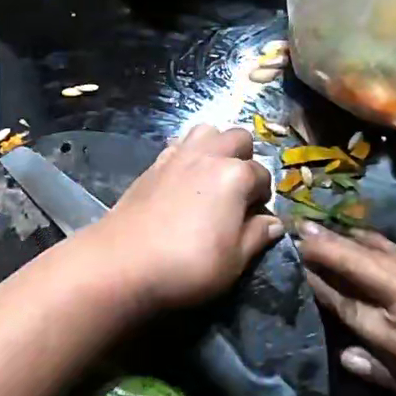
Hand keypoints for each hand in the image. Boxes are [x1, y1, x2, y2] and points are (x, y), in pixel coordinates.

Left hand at [84, 124, 280, 313]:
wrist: (120, 265)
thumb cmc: (187, 265)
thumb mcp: (234, 261)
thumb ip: (257, 236)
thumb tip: (274, 224)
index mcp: (236, 175)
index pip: (263, 176)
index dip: (263, 198)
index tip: (255, 220)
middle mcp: (210, 155)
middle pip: (239, 138)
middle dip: (245, 158)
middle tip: (238, 192)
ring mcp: (178, 156)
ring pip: (208, 131)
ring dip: (216, 147)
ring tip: (213, 177)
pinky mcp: (153, 165)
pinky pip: (179, 144)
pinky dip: (189, 155)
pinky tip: (185, 181)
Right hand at [300, 224, 395, 395]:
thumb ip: (390, 378)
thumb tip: (348, 355)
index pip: (348, 305)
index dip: (318, 286)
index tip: (291, 267)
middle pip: (359, 265)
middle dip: (325, 247)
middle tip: (294, 228)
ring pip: (382, 253)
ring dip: (349, 239)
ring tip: (323, 227)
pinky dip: (379, 245)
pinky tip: (371, 243)